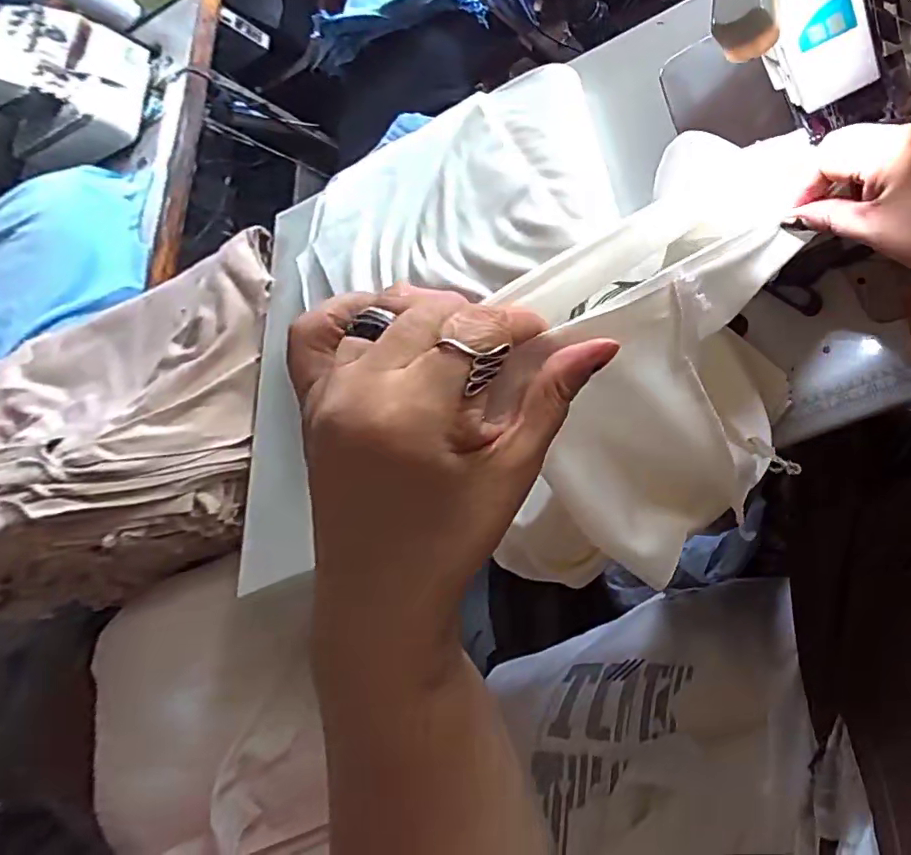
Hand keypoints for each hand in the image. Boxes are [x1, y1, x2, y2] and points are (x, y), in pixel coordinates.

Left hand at [288, 285, 617, 645]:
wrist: (380, 597)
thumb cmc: (455, 538)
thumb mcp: (513, 468)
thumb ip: (551, 397)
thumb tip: (601, 345)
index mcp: (409, 411)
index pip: (470, 331)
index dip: (514, 322)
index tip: (542, 335)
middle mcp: (357, 389)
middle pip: (427, 313)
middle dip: (478, 319)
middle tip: (508, 349)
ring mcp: (325, 394)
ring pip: (377, 313)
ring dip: (427, 312)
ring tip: (458, 340)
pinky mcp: (310, 404)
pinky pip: (316, 335)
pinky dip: (352, 315)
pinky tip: (387, 327)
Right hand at [792, 123, 910, 283]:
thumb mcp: (873, 229)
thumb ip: (829, 216)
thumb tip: (798, 215)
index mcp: (891, 147)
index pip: (829, 156)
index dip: (806, 186)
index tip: (795, 213)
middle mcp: (905, 133)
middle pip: (842, 146)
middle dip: (822, 178)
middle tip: (811, 211)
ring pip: (861, 149)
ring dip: (843, 177)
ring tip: (838, 211)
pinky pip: (883, 155)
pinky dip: (866, 176)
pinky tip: (863, 202)